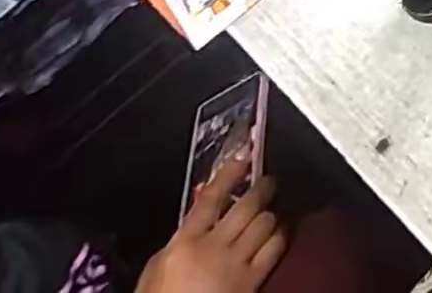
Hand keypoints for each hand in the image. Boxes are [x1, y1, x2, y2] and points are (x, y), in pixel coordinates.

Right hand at [138, 156, 286, 292]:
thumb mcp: (152, 278)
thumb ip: (177, 246)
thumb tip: (200, 220)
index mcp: (181, 246)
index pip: (210, 199)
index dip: (229, 173)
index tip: (244, 153)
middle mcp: (212, 247)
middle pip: (248, 203)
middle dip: (261, 188)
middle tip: (266, 183)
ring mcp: (236, 262)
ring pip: (266, 220)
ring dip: (269, 215)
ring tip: (266, 215)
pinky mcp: (254, 277)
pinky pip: (277, 243)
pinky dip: (279, 235)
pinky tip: (275, 236)